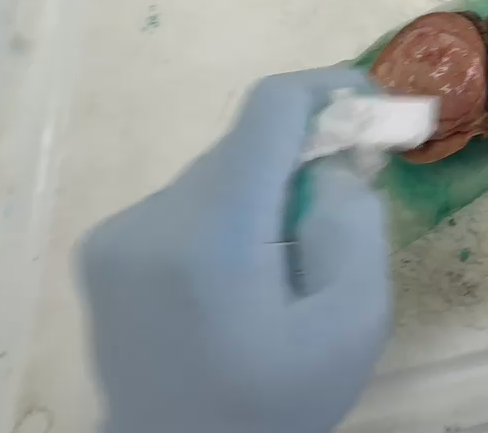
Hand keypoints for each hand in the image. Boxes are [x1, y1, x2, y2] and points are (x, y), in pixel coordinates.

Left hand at [78, 67, 391, 432]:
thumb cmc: (277, 400)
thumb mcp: (355, 319)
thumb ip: (355, 222)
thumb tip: (335, 161)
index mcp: (211, 234)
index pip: (271, 107)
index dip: (333, 87)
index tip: (376, 111)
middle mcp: (150, 219)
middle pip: (253, 137)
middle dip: (314, 148)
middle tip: (358, 186)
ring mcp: (119, 234)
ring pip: (230, 163)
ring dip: (280, 179)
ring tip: (305, 242)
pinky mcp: (110, 249)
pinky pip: (203, 191)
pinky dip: (247, 200)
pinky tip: (259, 258)